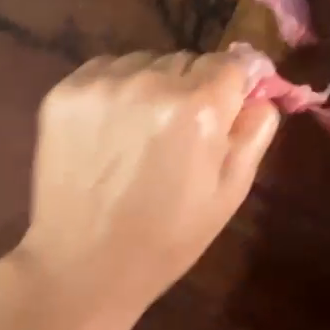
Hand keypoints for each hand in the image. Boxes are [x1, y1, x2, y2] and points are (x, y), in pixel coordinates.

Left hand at [14, 50, 282, 318]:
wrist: (80, 269)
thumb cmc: (166, 237)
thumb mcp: (230, 193)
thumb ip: (254, 131)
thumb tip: (262, 91)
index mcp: (200, 107)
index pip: (230, 62)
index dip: (230, 86)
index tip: (223, 110)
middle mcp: (153, 83)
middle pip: (187, 60)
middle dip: (190, 88)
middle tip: (178, 134)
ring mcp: (105, 84)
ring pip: (147, 62)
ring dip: (151, 86)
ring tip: (138, 134)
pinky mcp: (66, 90)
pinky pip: (107, 69)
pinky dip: (113, 90)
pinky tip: (108, 130)